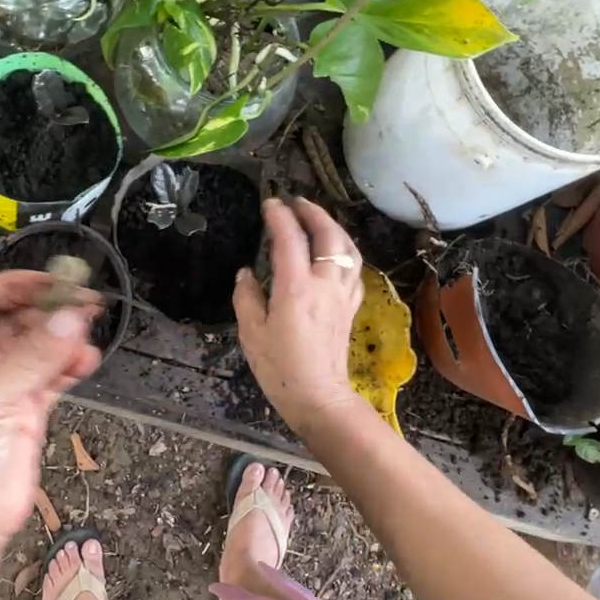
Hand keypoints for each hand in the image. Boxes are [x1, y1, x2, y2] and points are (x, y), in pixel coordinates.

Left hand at [0, 271, 100, 543]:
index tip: (55, 280)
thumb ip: (34, 355)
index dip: (15, 284)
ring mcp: (0, 386)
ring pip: (36, 346)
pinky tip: (87, 359)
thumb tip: (74, 317)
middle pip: (13, 318)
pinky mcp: (24, 411)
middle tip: (85, 303)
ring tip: (91, 329)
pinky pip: (50, 376)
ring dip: (62, 336)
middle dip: (47, 309)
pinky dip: (69, 366)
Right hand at [234, 197, 367, 430]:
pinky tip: (335, 254)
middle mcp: (324, 285)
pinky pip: (354, 271)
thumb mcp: (251, 333)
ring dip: (334, 228)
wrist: (318, 397)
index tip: (270, 203)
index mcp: (295, 288)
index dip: (279, 216)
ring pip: (348, 250)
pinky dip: (345, 253)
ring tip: (318, 219)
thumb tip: (246, 273)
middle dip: (313, 212)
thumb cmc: (279, 368)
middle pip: (328, 236)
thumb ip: (247, 297)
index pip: (289, 239)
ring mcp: (341, 296)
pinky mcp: (350, 308)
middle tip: (296, 201)